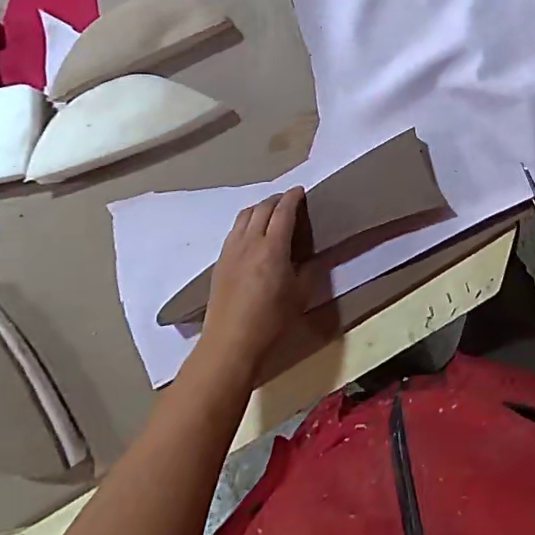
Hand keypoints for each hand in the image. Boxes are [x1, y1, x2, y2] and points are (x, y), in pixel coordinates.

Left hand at [199, 187, 311, 377]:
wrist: (230, 342)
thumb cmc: (271, 321)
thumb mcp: (301, 296)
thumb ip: (309, 270)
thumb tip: (313, 255)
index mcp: (272, 247)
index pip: (283, 211)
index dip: (292, 198)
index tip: (300, 191)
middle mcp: (249, 242)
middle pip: (262, 208)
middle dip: (276, 199)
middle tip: (288, 201)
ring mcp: (231, 250)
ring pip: (244, 216)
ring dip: (259, 208)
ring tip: (270, 213)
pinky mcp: (220, 261)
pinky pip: (234, 231)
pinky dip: (246, 222)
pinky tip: (252, 234)